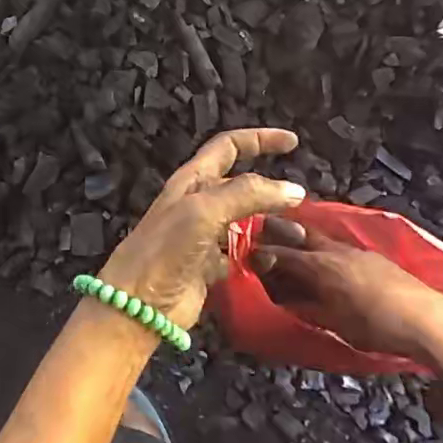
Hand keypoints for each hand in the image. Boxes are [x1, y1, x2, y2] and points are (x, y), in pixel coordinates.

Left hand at [98, 129, 305, 329]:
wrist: (139, 303)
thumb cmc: (165, 249)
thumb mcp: (203, 210)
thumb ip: (247, 194)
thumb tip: (292, 189)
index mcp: (192, 181)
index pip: (228, 147)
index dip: (259, 139)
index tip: (292, 142)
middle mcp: (197, 203)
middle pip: (241, 186)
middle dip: (271, 190)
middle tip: (303, 205)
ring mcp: (203, 236)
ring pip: (246, 221)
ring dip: (271, 225)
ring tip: (298, 237)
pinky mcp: (208, 266)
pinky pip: (242, 254)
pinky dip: (260, 256)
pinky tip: (276, 262)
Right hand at [251, 229, 442, 361]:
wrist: (433, 324)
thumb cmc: (378, 328)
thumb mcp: (334, 323)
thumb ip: (306, 308)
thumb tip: (285, 300)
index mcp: (320, 266)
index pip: (281, 254)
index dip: (262, 253)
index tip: (248, 254)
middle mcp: (335, 251)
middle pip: (301, 235)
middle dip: (281, 232)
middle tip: (264, 229)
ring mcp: (358, 252)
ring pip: (322, 240)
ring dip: (305, 240)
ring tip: (294, 244)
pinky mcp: (376, 259)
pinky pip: (341, 247)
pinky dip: (327, 250)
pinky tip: (330, 261)